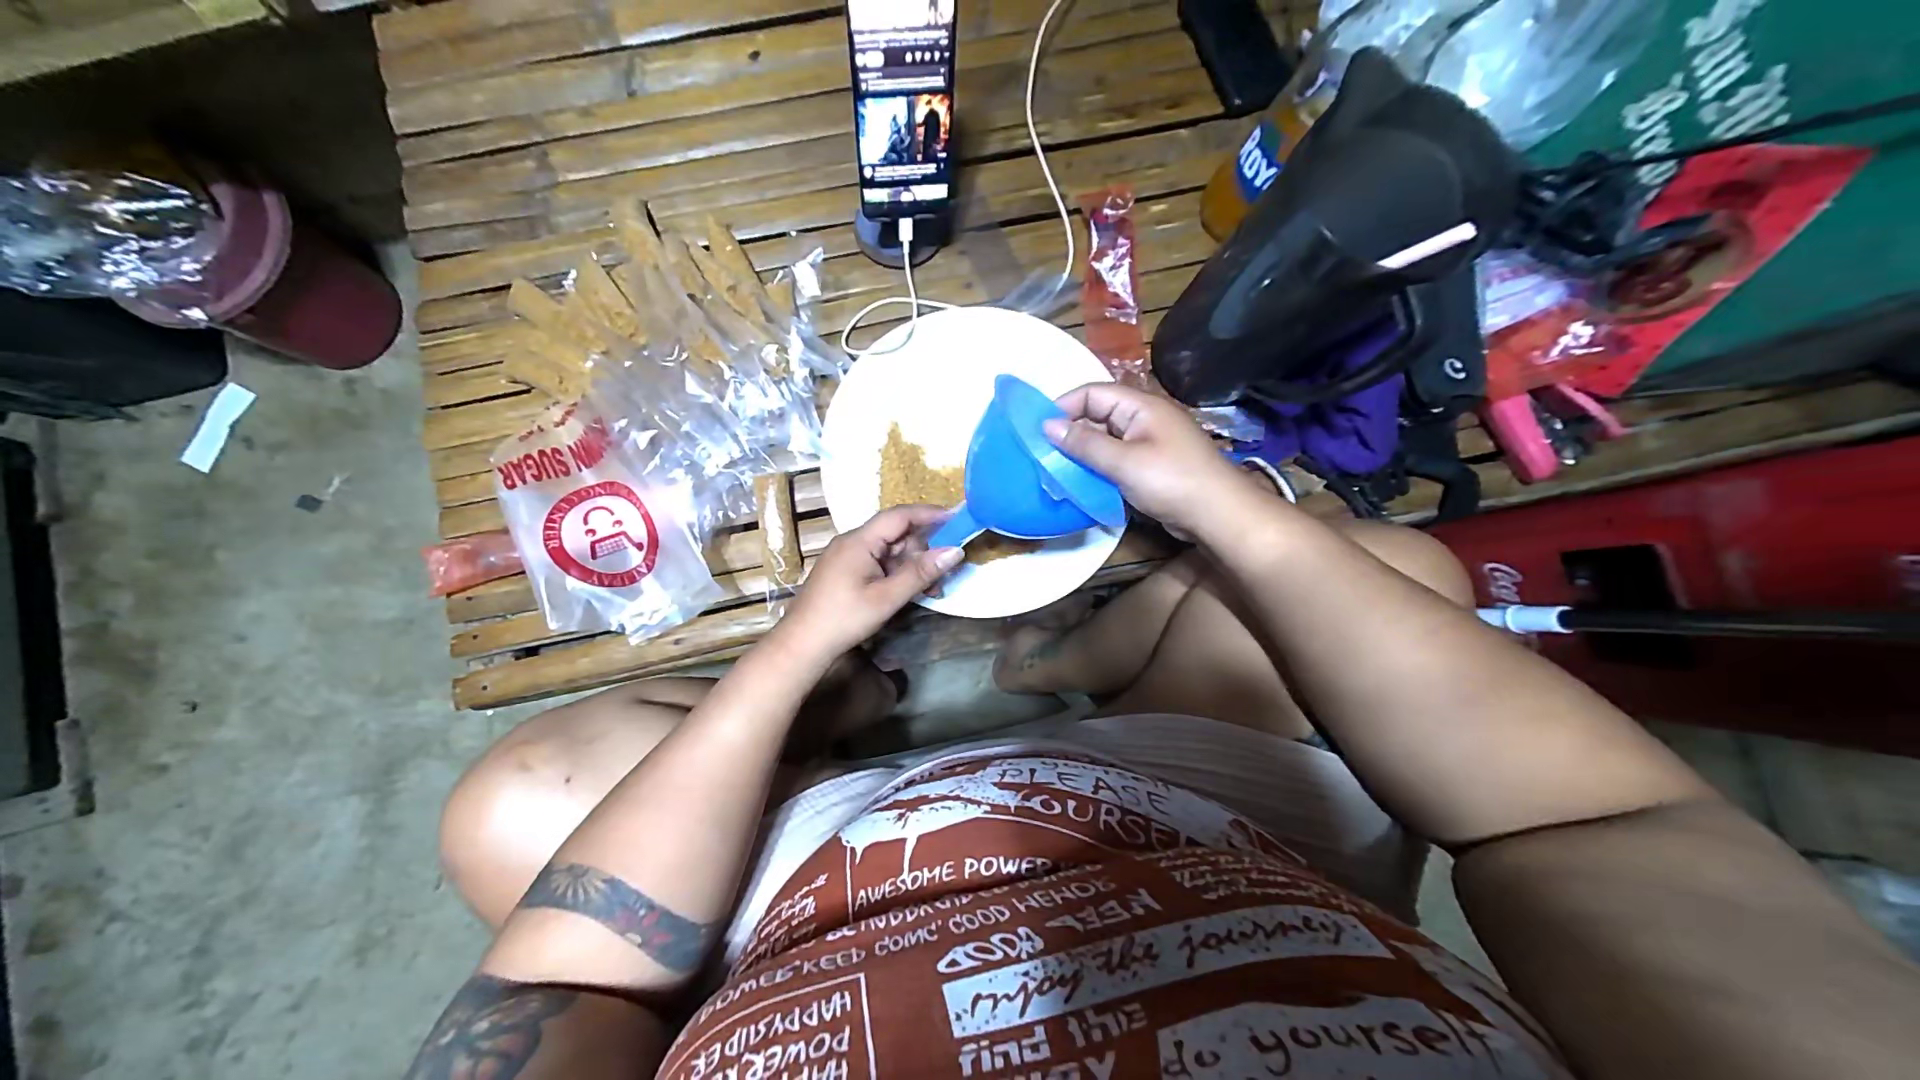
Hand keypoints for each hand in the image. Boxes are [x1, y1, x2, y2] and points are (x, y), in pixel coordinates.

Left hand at [770, 504, 963, 665]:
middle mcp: (853, 542)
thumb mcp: (887, 597)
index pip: (900, 515)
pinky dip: (899, 574)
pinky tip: (913, 592)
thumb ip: (921, 573)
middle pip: (897, 534)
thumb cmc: (844, 618)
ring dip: (914, 566)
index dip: (930, 514)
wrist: (803, 644)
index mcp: (860, 540)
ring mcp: (848, 557)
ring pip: (890, 551)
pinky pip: (879, 564)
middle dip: (925, 548)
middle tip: (950, 566)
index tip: (959, 518)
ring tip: (935, 588)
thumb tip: (955, 551)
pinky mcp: (846, 572)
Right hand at [1044, 383, 1251, 538]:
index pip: (1092, 393)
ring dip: (1082, 453)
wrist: (1218, 514)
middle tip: (1043, 454)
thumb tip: (1047, 426)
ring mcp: (1148, 442)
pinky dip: (1097, 468)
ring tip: (1057, 471)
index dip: (1063, 407)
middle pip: (1097, 415)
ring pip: (1105, 440)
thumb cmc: (1171, 481)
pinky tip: (1082, 484)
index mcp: (1140, 405)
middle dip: (1070, 432)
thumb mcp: (1123, 462)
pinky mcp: (1150, 466)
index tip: (1038, 430)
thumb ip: (1084, 443)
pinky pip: (1116, 459)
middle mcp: (1144, 418)